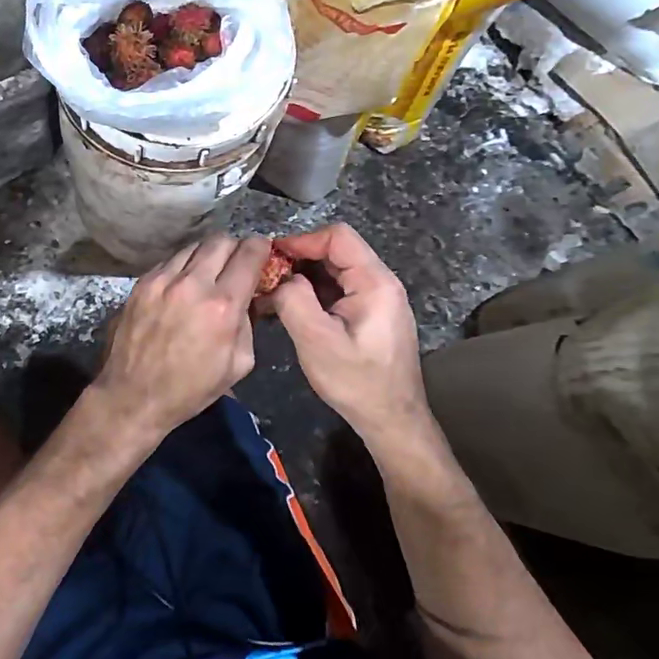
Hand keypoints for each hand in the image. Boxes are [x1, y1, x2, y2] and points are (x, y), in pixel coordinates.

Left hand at [90, 235, 270, 444]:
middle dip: (235, 248)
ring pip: (194, 246)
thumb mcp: (240, 363)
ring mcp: (163, 280)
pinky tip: (184, 285)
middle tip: (237, 263)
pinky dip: (185, 266)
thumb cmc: (191, 389)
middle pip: (221, 241)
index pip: (249, 254)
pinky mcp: (142, 283)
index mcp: (222, 305)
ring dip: (208, 255)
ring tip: (210, 273)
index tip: (263, 252)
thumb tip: (249, 297)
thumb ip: (249, 322)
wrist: (134, 396)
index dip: (261, 248)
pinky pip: (171, 261)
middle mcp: (193, 284)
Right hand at [266, 224, 430, 442]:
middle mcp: (381, 283)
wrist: (392, 421)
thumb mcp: (317, 341)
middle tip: (266, 277)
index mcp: (375, 282)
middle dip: (299, 260)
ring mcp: (378, 300)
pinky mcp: (371, 316)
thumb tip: (281, 279)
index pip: (337, 237)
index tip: (271, 256)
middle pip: (336, 252)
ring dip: (304, 278)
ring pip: (336, 272)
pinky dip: (315, 294)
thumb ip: (294, 300)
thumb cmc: (356, 381)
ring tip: (273, 294)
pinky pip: (340, 291)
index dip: (302, 240)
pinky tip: (291, 310)